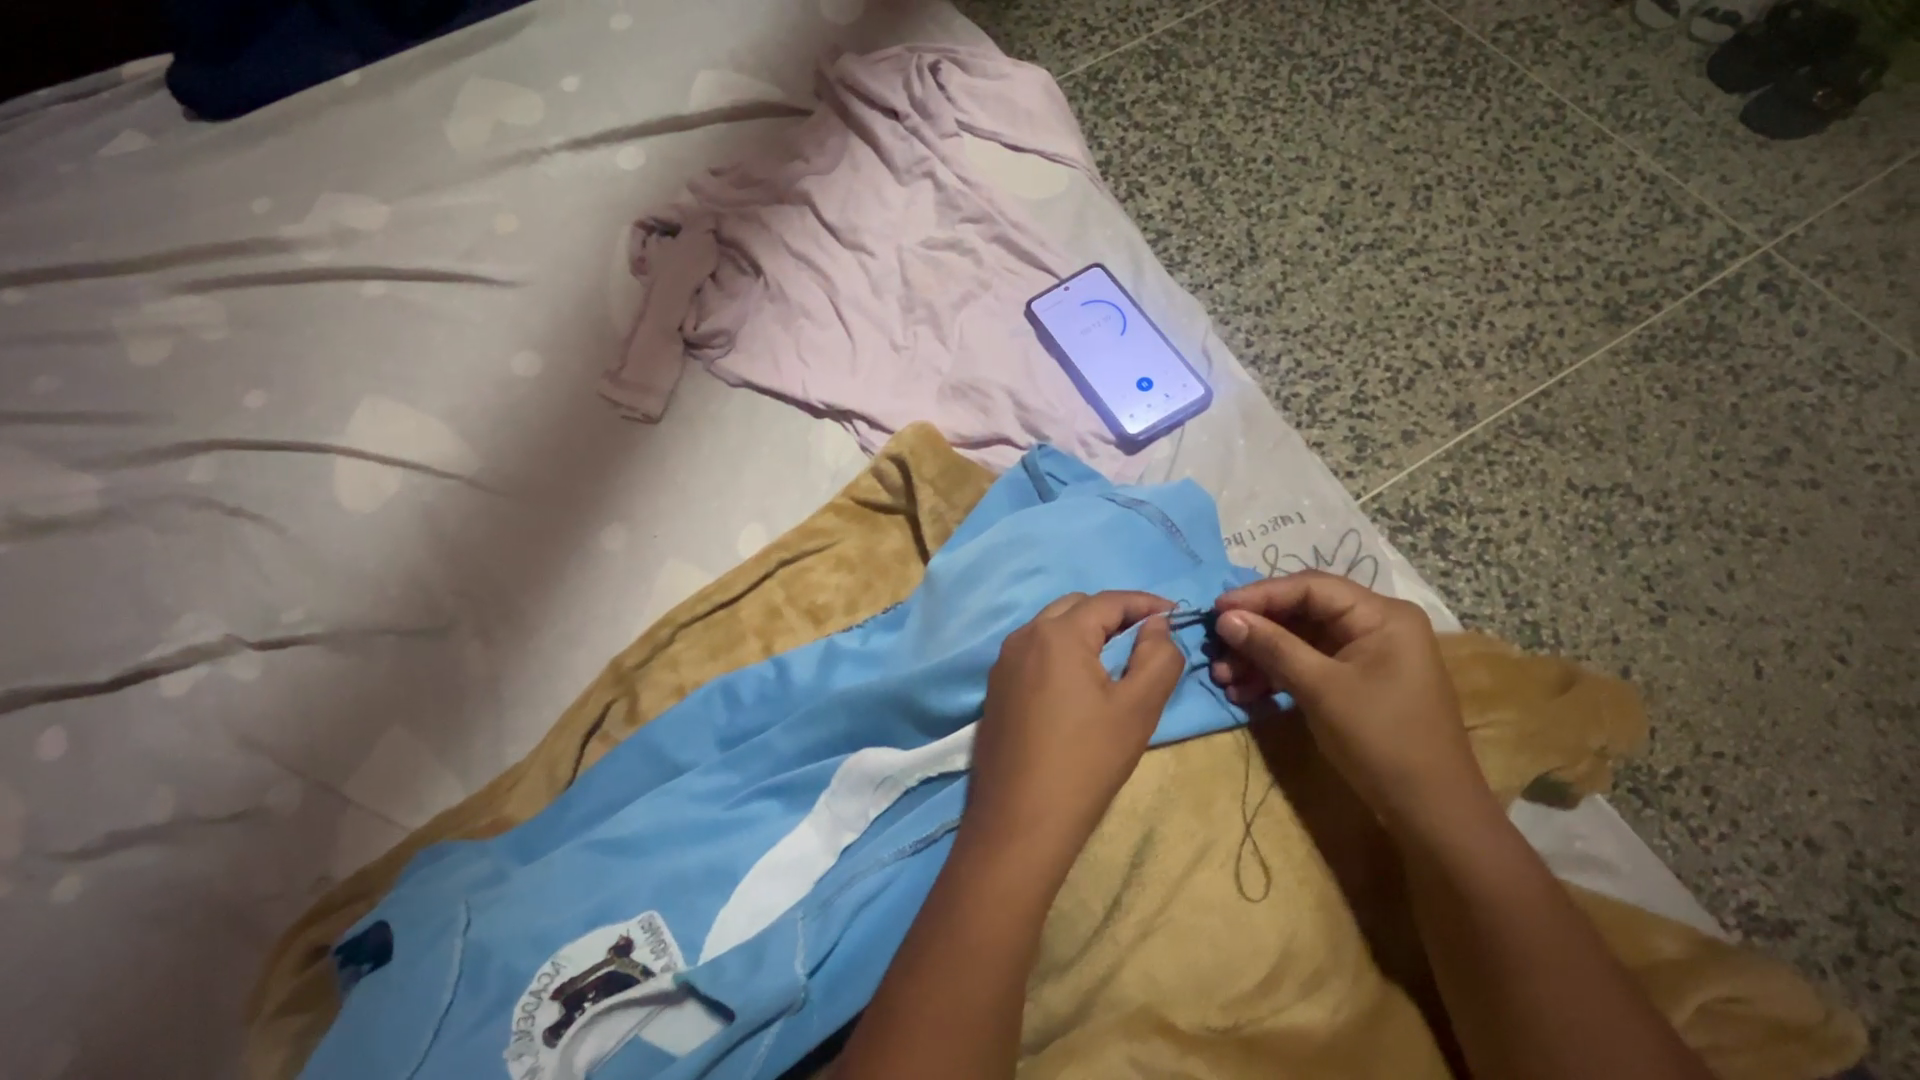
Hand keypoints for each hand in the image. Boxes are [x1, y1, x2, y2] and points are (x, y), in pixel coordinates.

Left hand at [963, 591, 1184, 869]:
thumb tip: (1157, 625)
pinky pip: (1033, 654)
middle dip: (1114, 614)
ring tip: (1117, 657)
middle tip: (1148, 636)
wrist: (1020, 820)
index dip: (1146, 603)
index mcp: (1058, 634)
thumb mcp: (1138, 708)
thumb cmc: (1087, 761)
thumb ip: (1158, 657)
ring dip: (1085, 632)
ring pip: (1050, 629)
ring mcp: (1003, 664)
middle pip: (1075, 608)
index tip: (1176, 613)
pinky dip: (1061, 654)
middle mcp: (1024, 637)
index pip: (1109, 601)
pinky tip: (1079, 683)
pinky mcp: (995, 690)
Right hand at [1209, 571, 1488, 836]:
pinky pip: (1309, 665)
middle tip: (1216, 649)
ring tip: (1224, 678)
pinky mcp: (1356, 681)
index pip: (1310, 587)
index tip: (1215, 610)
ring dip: (1260, 657)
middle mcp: (1376, 625)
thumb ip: (1273, 647)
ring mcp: (1367, 654)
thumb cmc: (1381, 739)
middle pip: (1303, 612)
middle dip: (1256, 631)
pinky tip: (1245, 693)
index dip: (1259, 595)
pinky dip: (1277, 675)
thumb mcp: (1320, 689)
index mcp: (1381, 615)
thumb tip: (1225, 618)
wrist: (1429, 808)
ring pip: (1300, 640)